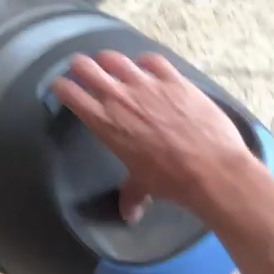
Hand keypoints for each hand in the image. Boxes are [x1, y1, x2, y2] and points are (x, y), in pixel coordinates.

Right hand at [49, 52, 257, 220]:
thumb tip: (128, 215)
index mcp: (104, 121)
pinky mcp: (173, 78)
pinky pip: (151, 59)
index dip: (61, 86)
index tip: (62, 88)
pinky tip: (148, 68)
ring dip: (109, 61)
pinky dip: (146, 62)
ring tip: (112, 66)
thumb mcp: (144, 186)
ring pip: (114, 58)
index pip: (68, 92)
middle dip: (80, 67)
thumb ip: (131, 194)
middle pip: (85, 66)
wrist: (212, 170)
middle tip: (84, 72)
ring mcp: (146, 83)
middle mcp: (118, 96)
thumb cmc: (171, 180)